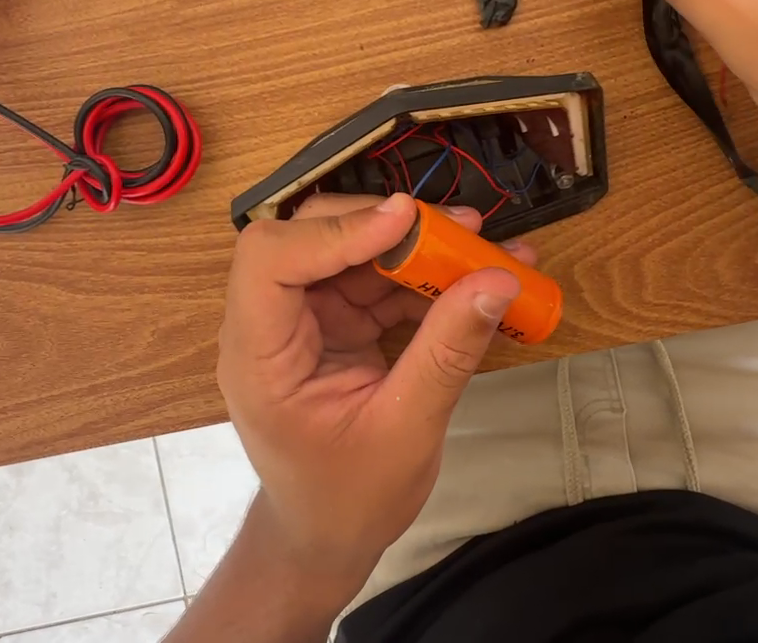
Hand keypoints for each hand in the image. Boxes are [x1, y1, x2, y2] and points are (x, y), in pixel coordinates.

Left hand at [217, 192, 528, 585]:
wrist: (328, 536)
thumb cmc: (348, 499)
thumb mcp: (406, 431)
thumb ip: (448, 351)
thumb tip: (498, 281)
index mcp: (259, 355)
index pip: (271, 262)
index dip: (334, 231)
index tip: (404, 221)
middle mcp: (273, 323)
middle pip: (312, 238)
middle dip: (385, 227)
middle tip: (458, 226)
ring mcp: (305, 319)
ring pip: (354, 251)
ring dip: (417, 246)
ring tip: (483, 245)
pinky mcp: (335, 322)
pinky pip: (378, 280)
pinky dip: (424, 276)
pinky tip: (472, 277)